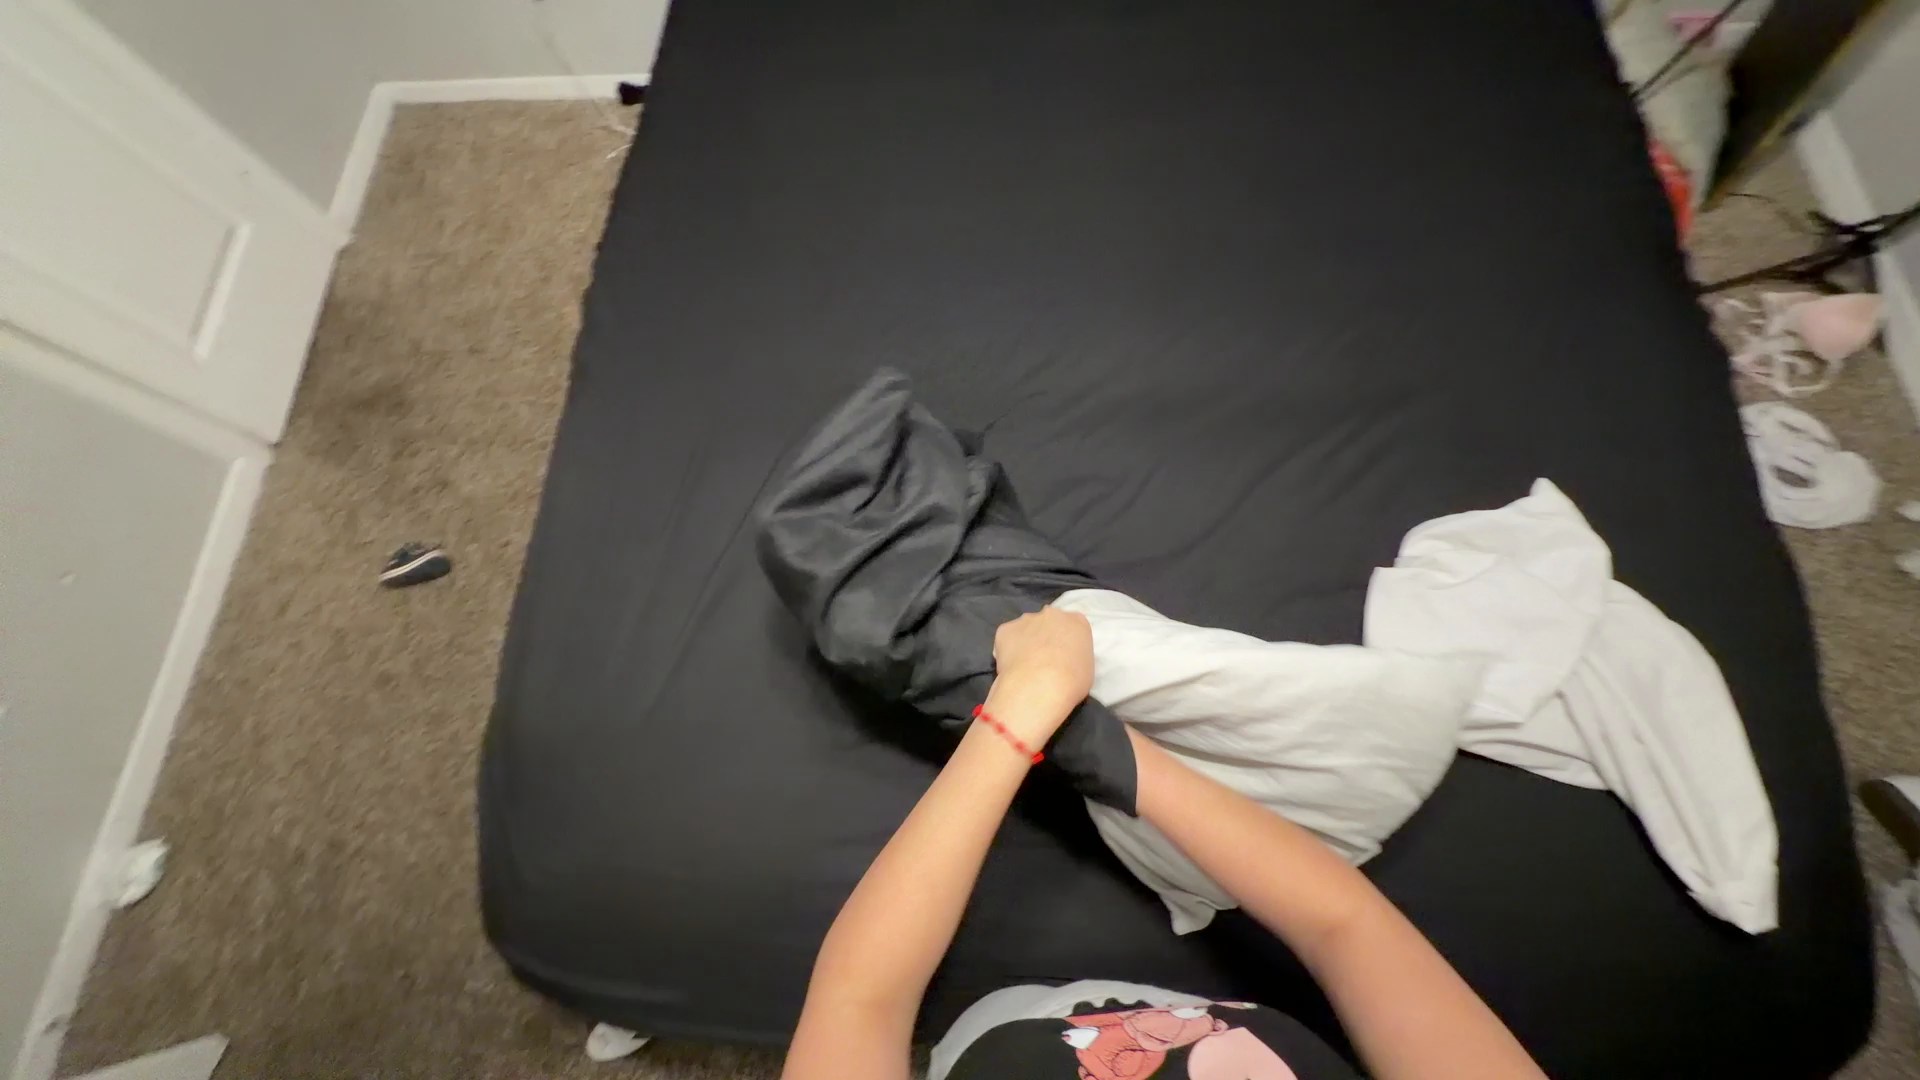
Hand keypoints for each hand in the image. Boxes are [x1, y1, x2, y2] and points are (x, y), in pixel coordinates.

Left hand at [985, 607, 1094, 743]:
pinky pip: (1007, 638)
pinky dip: (1008, 649)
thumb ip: (1074, 655)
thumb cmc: (1071, 682)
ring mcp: (1026, 620)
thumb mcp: (1087, 668)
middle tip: (1043, 660)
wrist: (1039, 686)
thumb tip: (1062, 659)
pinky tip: (1012, 666)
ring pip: (1026, 628)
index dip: (1066, 642)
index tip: (1063, 656)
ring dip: (1026, 641)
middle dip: (1045, 637)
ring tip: (1025, 666)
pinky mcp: (1005, 629)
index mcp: (1077, 621)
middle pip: (1048, 623)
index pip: (1073, 626)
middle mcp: (1052, 615)